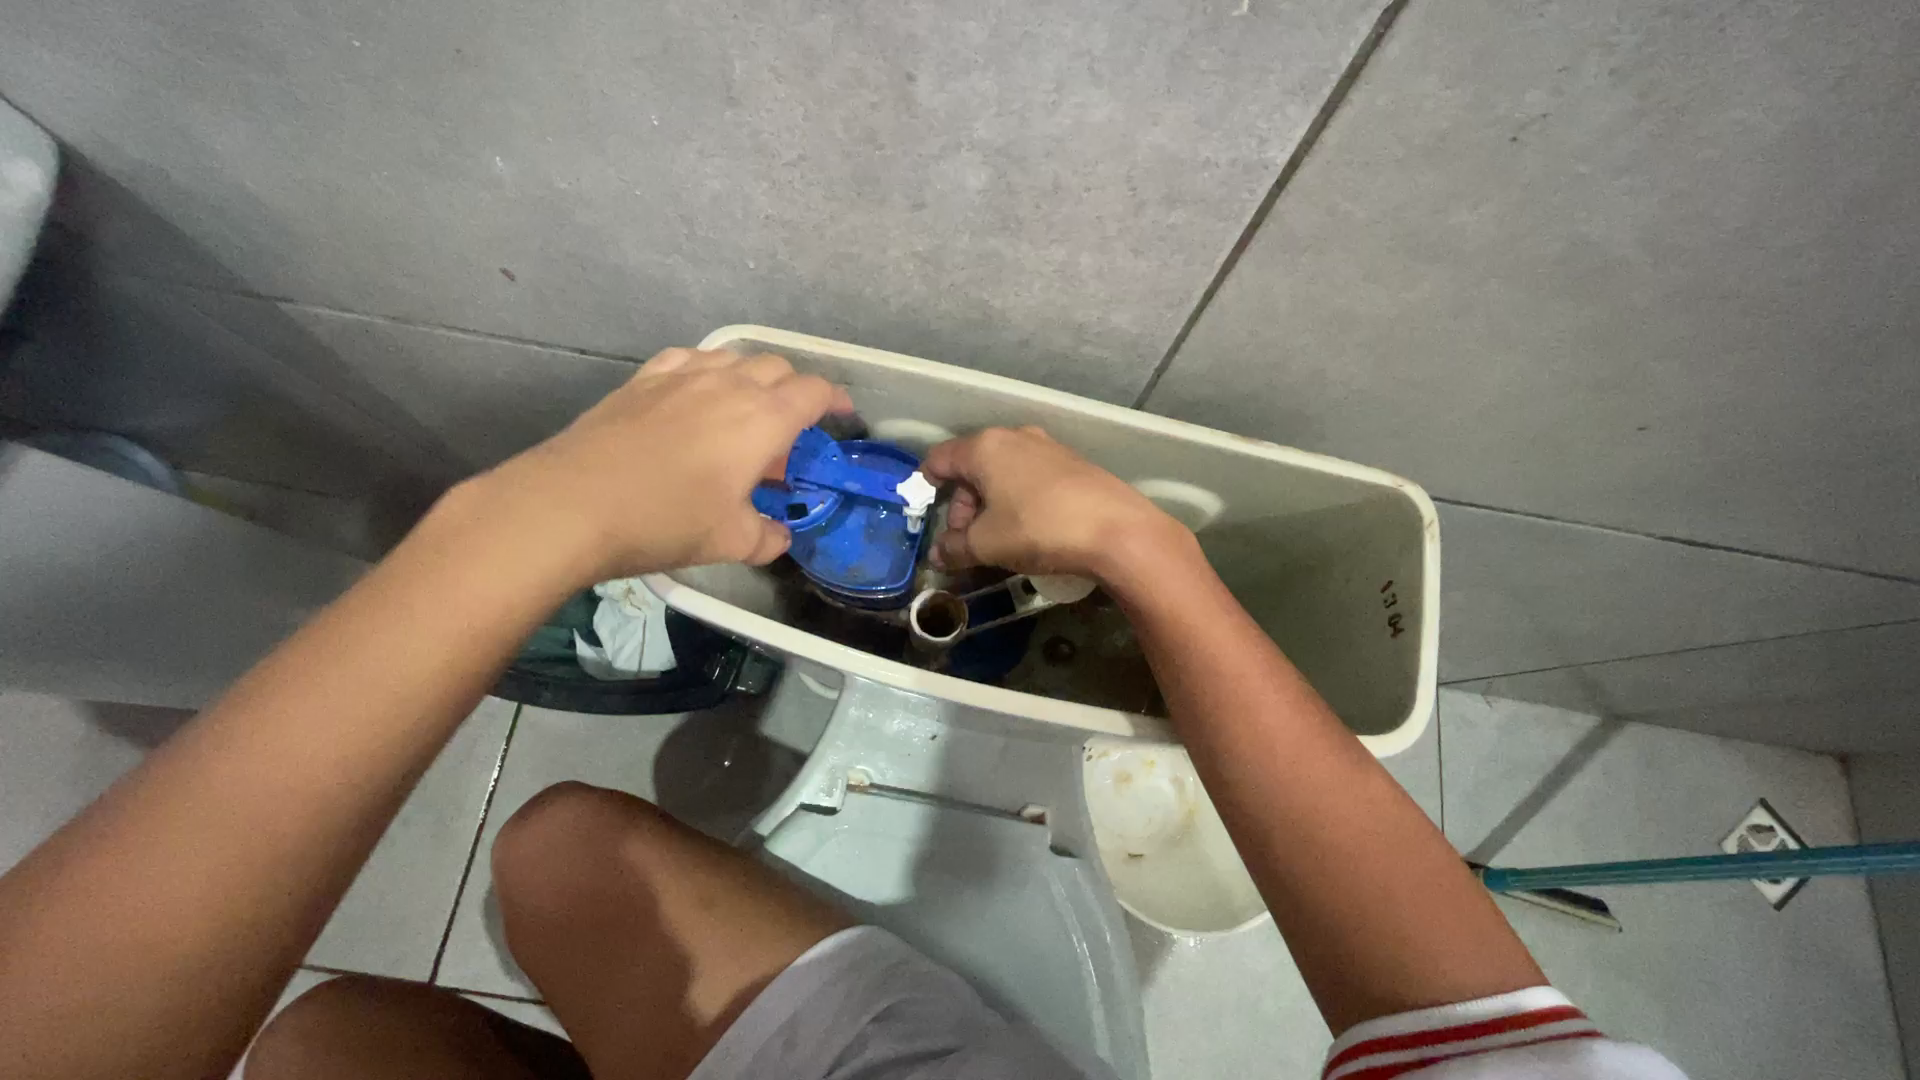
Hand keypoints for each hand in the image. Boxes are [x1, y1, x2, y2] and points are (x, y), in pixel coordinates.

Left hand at [469, 347, 851, 581]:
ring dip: (753, 379)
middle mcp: (729, 384)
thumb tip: (780, 536)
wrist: (573, 503)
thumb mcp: (731, 541)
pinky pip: (692, 359)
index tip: (842, 416)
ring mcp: (683, 375)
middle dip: (796, 391)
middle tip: (793, 428)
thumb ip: (768, 537)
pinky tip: (698, 396)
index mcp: (763, 419)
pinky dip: (710, 371)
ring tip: (747, 412)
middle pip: (778, 368)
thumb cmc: (666, 521)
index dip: (836, 400)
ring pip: (735, 358)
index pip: (814, 391)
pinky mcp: (644, 379)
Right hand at [919, 426, 1189, 585]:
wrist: (1117, 531)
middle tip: (966, 542)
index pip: (939, 459)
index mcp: (985, 447)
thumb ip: (955, 548)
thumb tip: (938, 555)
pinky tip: (1029, 531)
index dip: (927, 487)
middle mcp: (1014, 438)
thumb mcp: (987, 545)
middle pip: (971, 467)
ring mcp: (1047, 448)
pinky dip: (1018, 501)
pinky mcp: (1072, 464)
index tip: (929, 516)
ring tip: (997, 541)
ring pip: (1002, 474)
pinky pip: (1029, 479)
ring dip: (990, 506)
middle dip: (962, 506)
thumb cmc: (1039, 529)